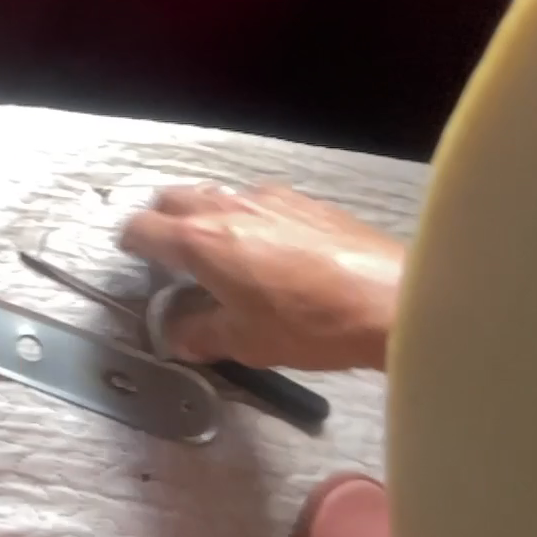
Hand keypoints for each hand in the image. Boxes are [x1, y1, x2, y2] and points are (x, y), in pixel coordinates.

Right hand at [120, 183, 403, 370]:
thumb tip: (176, 338)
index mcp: (196, 241)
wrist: (406, 302)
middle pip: (169, 198)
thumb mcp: (247, 342)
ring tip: (223, 242)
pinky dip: (249, 214)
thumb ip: (200, 335)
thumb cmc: (314, 323)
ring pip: (213, 193)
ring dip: (204, 212)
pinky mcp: (305, 201)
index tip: (135, 257)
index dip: (130, 242)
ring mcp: (264, 200)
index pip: (139, 227)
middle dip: (161, 219)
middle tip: (173, 248)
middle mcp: (222, 209)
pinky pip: (257, 199)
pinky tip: (274, 241)